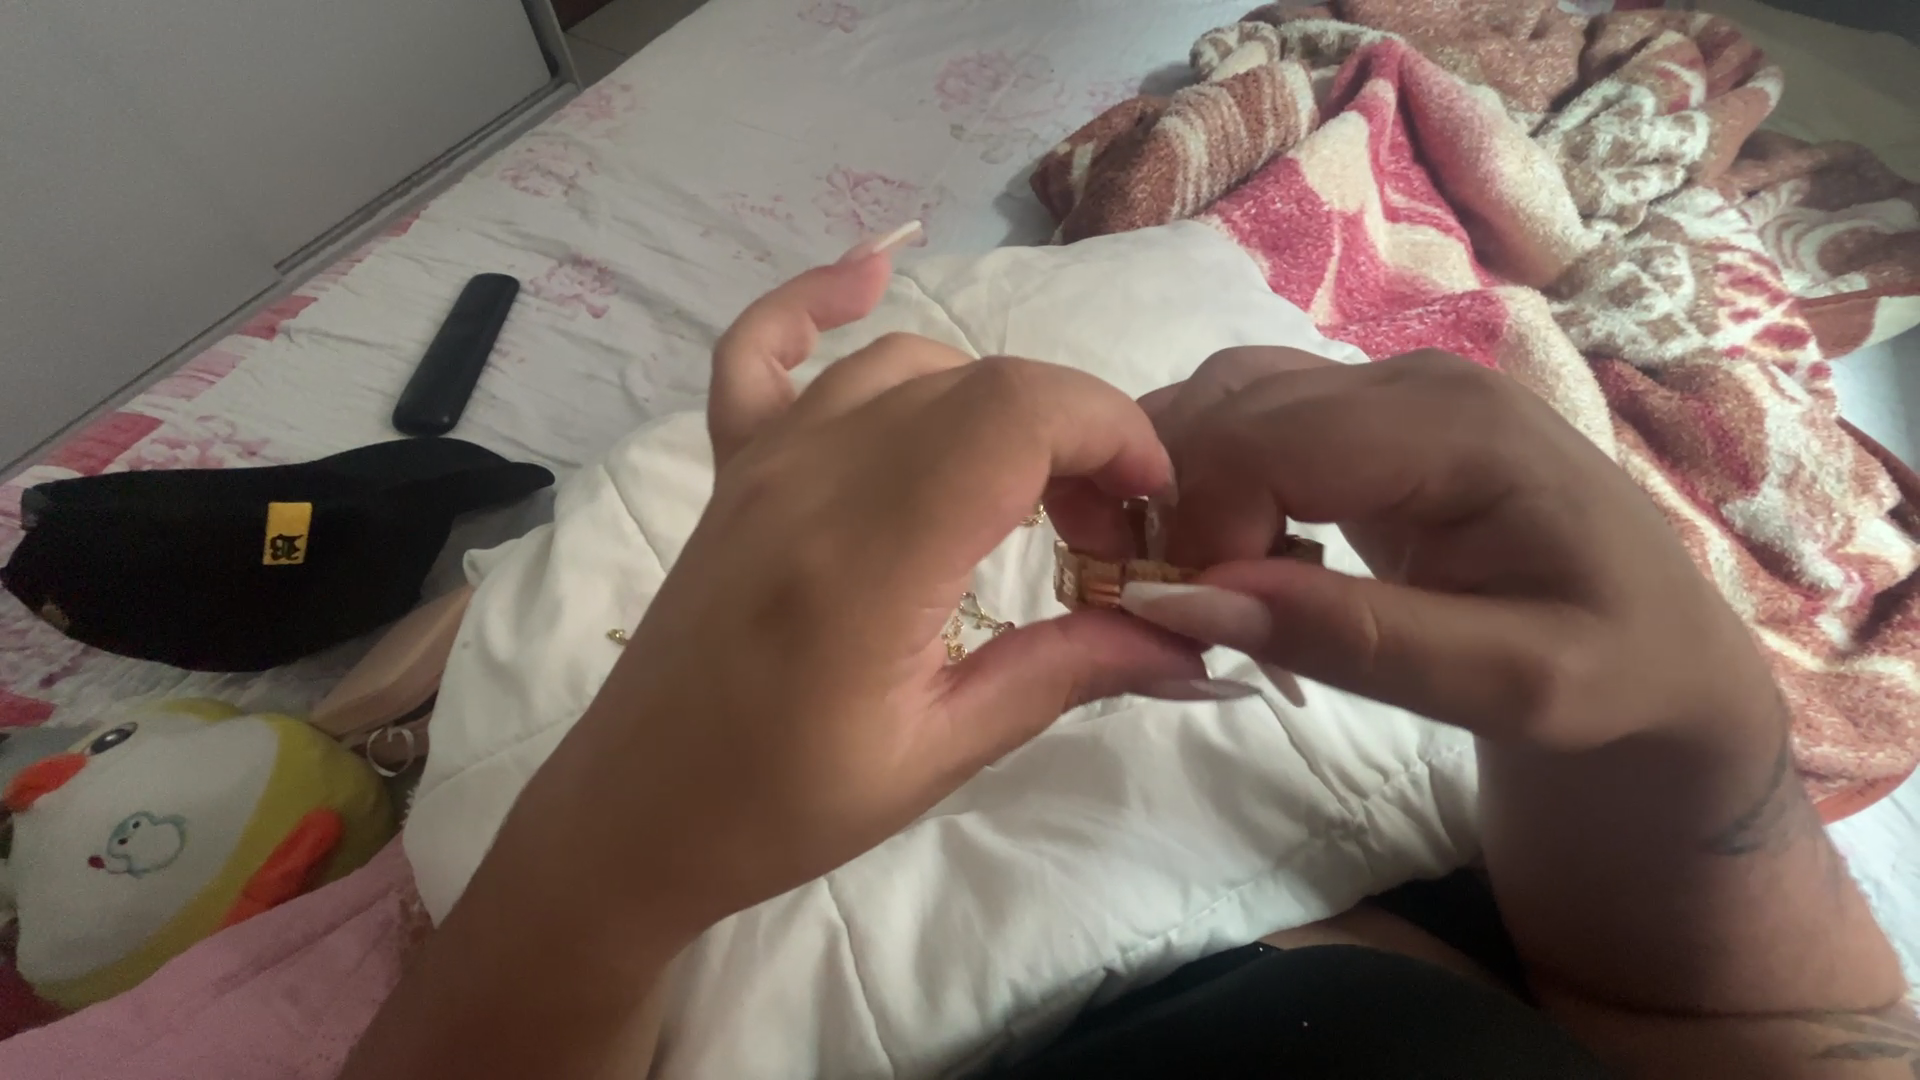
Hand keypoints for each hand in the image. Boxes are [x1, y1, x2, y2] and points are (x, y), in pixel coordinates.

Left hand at [517, 249, 1206, 938]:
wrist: (637, 815)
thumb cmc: (783, 807)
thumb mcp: (942, 753)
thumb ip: (1067, 672)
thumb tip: (1185, 645)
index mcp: (871, 558)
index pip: (1019, 416)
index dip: (1111, 434)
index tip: (1146, 507)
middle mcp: (813, 478)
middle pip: (983, 384)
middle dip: (1077, 434)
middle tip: (1098, 530)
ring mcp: (761, 460)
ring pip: (908, 366)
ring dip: (996, 404)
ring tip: (1027, 485)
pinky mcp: (731, 467)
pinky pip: (763, 347)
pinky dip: (819, 299)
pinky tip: (872, 277)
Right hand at [1120, 345, 1779, 749]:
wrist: (1656, 644)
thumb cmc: (1610, 672)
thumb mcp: (1510, 688)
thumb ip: (1347, 640)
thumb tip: (1178, 601)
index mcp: (1458, 427)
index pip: (1264, 442)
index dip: (1198, 527)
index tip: (1197, 617)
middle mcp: (1406, 377)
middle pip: (1225, 409)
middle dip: (1173, 508)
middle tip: (1182, 603)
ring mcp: (1377, 385)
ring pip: (1218, 398)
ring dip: (1175, 484)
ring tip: (1196, 570)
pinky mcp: (1356, 412)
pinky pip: (1238, 415)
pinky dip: (1197, 472)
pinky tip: (1220, 538)